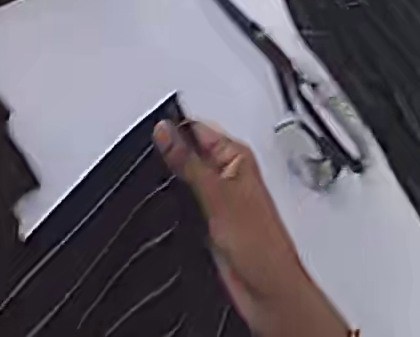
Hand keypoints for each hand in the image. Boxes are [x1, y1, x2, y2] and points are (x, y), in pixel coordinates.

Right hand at [155, 120, 350, 336]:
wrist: (269, 294)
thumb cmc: (262, 246)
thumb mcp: (216, 194)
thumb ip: (187, 161)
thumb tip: (164, 130)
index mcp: (235, 155)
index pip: (196, 127)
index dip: (173, 127)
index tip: (152, 129)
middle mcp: (228, 172)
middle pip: (189, 149)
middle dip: (170, 152)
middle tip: (151, 149)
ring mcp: (219, 196)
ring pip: (186, 174)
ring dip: (173, 177)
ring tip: (157, 175)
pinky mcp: (210, 218)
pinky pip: (186, 198)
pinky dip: (175, 198)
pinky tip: (168, 200)